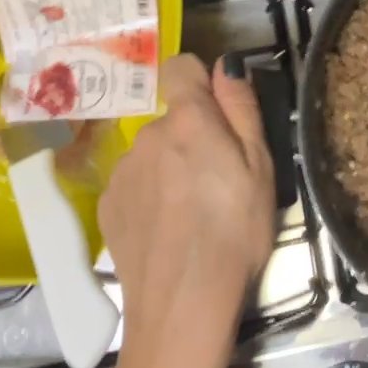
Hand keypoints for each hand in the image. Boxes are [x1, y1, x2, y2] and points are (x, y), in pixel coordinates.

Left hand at [97, 54, 275, 356]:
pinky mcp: (107, 206)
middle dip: (192, 135)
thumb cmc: (235, 231)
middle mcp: (146, 136)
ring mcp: (122, 172)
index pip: (180, 67)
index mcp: (188, 120)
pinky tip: (169, 230)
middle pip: (170, 118)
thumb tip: (227, 64)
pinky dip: (151, 196)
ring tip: (194, 211)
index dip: (201, 81)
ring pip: (152, 153)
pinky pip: (135, 184)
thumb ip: (241, 107)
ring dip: (170, 167)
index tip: (219, 112)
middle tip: (220, 178)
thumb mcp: (260, 166)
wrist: (183, 304)